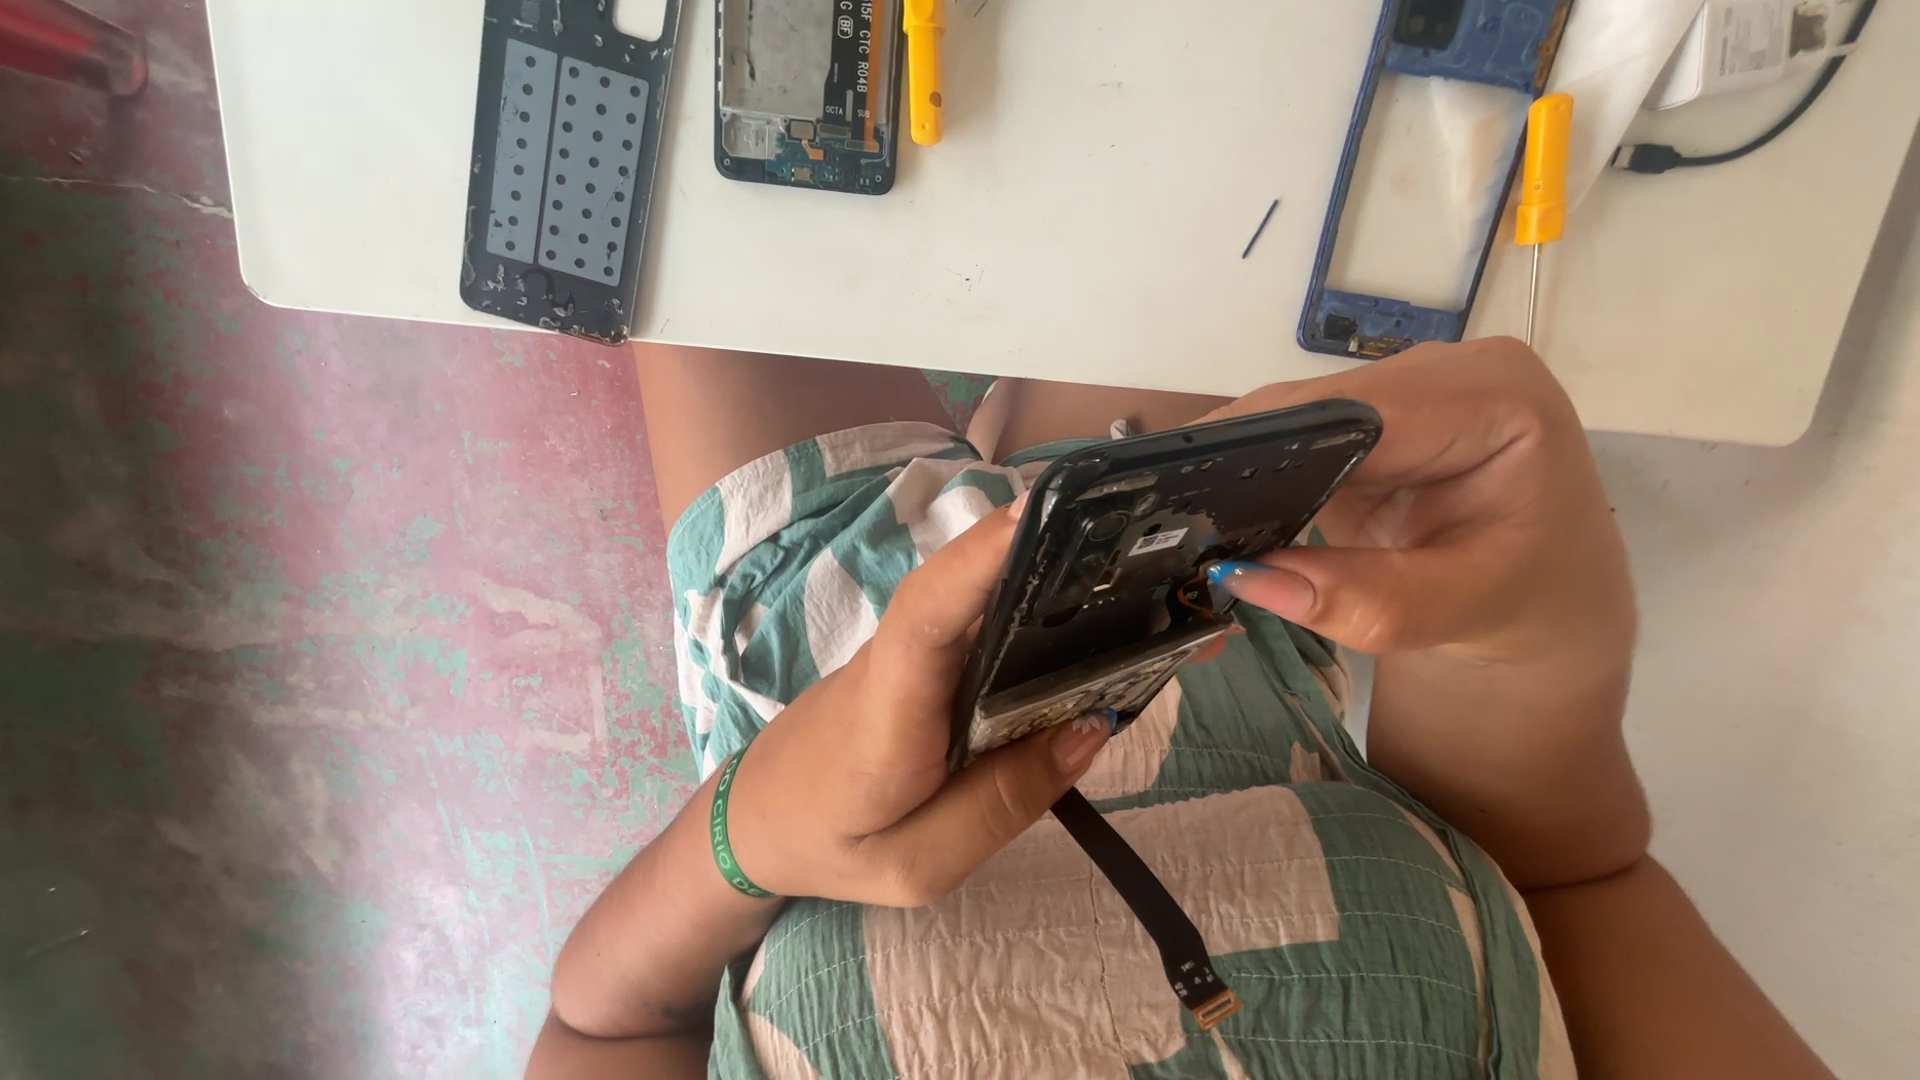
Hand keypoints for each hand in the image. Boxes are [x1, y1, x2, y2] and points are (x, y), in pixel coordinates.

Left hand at [723, 497, 1111, 906]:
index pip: (928, 613)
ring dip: (1036, 567)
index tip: (1039, 511)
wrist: (756, 817)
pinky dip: (1022, 604)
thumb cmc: (828, 842)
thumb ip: (1001, 802)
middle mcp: (896, 659)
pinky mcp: (916, 657)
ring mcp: (904, 651)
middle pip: (963, 588)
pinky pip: (972, 622)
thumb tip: (1089, 726)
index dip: (979, 556)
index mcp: (888, 711)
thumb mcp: (919, 862)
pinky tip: (1076, 608)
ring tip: (1123, 559)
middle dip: (1036, 546)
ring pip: (973, 599)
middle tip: (1123, 525)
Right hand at [1205, 337, 1633, 666]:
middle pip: (1312, 402)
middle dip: (1249, 456)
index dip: (1275, 442)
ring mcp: (1404, 391)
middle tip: (1186, 513)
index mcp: (1494, 397)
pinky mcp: (1370, 420)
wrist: (1546, 607)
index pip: (1356, 409)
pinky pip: (1292, 433)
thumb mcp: (1458, 612)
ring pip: (1289, 413)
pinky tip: (1232, 500)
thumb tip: (1248, 577)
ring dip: (1245, 462)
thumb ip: (1363, 599)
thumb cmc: (1530, 605)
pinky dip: (1258, 467)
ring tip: (1199, 510)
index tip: (1200, 485)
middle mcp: (1447, 373)